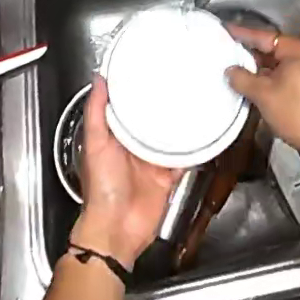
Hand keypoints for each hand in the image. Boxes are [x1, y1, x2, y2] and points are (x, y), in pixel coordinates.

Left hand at [71, 76, 180, 263]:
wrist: (116, 231)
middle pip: (152, 121)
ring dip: (180, 126)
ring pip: (170, 137)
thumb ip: (96, 111)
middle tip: (179, 82)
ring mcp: (152, 162)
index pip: (128, 107)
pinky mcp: (168, 177)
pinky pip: (184, 160)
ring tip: (195, 102)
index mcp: (116, 136)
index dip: (136, 89)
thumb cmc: (101, 189)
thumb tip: (99, 79)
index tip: (147, 68)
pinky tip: (203, 135)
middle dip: (163, 106)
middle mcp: (135, 147)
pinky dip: (194, 150)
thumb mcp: (95, 144)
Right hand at [225, 23, 299, 167]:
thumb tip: (230, 71)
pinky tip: (255, 90)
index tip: (226, 30)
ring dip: (260, 71)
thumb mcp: (263, 94)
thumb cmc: (298, 113)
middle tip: (227, 52)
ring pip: (279, 67)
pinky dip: (270, 82)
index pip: (264, 36)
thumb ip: (242, 79)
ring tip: (236, 72)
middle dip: (250, 54)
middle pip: (273, 50)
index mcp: (297, 50)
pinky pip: (286, 79)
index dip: (243, 33)